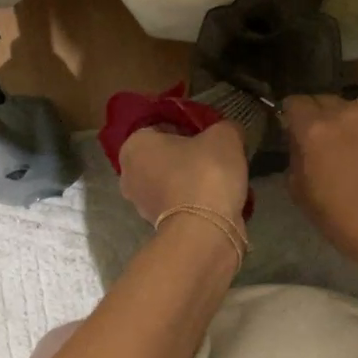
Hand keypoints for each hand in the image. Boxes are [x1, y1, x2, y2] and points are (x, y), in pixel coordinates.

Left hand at [117, 124, 248, 227]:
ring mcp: (141, 204)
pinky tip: (218, 201)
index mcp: (134, 145)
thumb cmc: (205, 173)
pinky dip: (195, 202)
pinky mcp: (157, 226)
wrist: (206, 232)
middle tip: (216, 156)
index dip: (187, 127)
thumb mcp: (224, 136)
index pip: (160, 126)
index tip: (209, 134)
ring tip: (221, 180)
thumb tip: (228, 132)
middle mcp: (128, 174)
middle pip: (164, 156)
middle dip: (188, 156)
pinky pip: (179, 204)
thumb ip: (225, 127)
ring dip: (193, 180)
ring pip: (172, 181)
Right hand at [283, 94, 357, 274]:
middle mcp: (343, 113)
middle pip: (321, 100)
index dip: (289, 117)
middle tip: (318, 142)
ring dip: (342, 120)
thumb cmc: (342, 219)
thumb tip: (300, 144)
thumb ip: (295, 158)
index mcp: (314, 129)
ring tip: (347, 146)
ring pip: (349, 107)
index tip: (291, 133)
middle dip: (315, 116)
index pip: (293, 103)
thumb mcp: (300, 193)